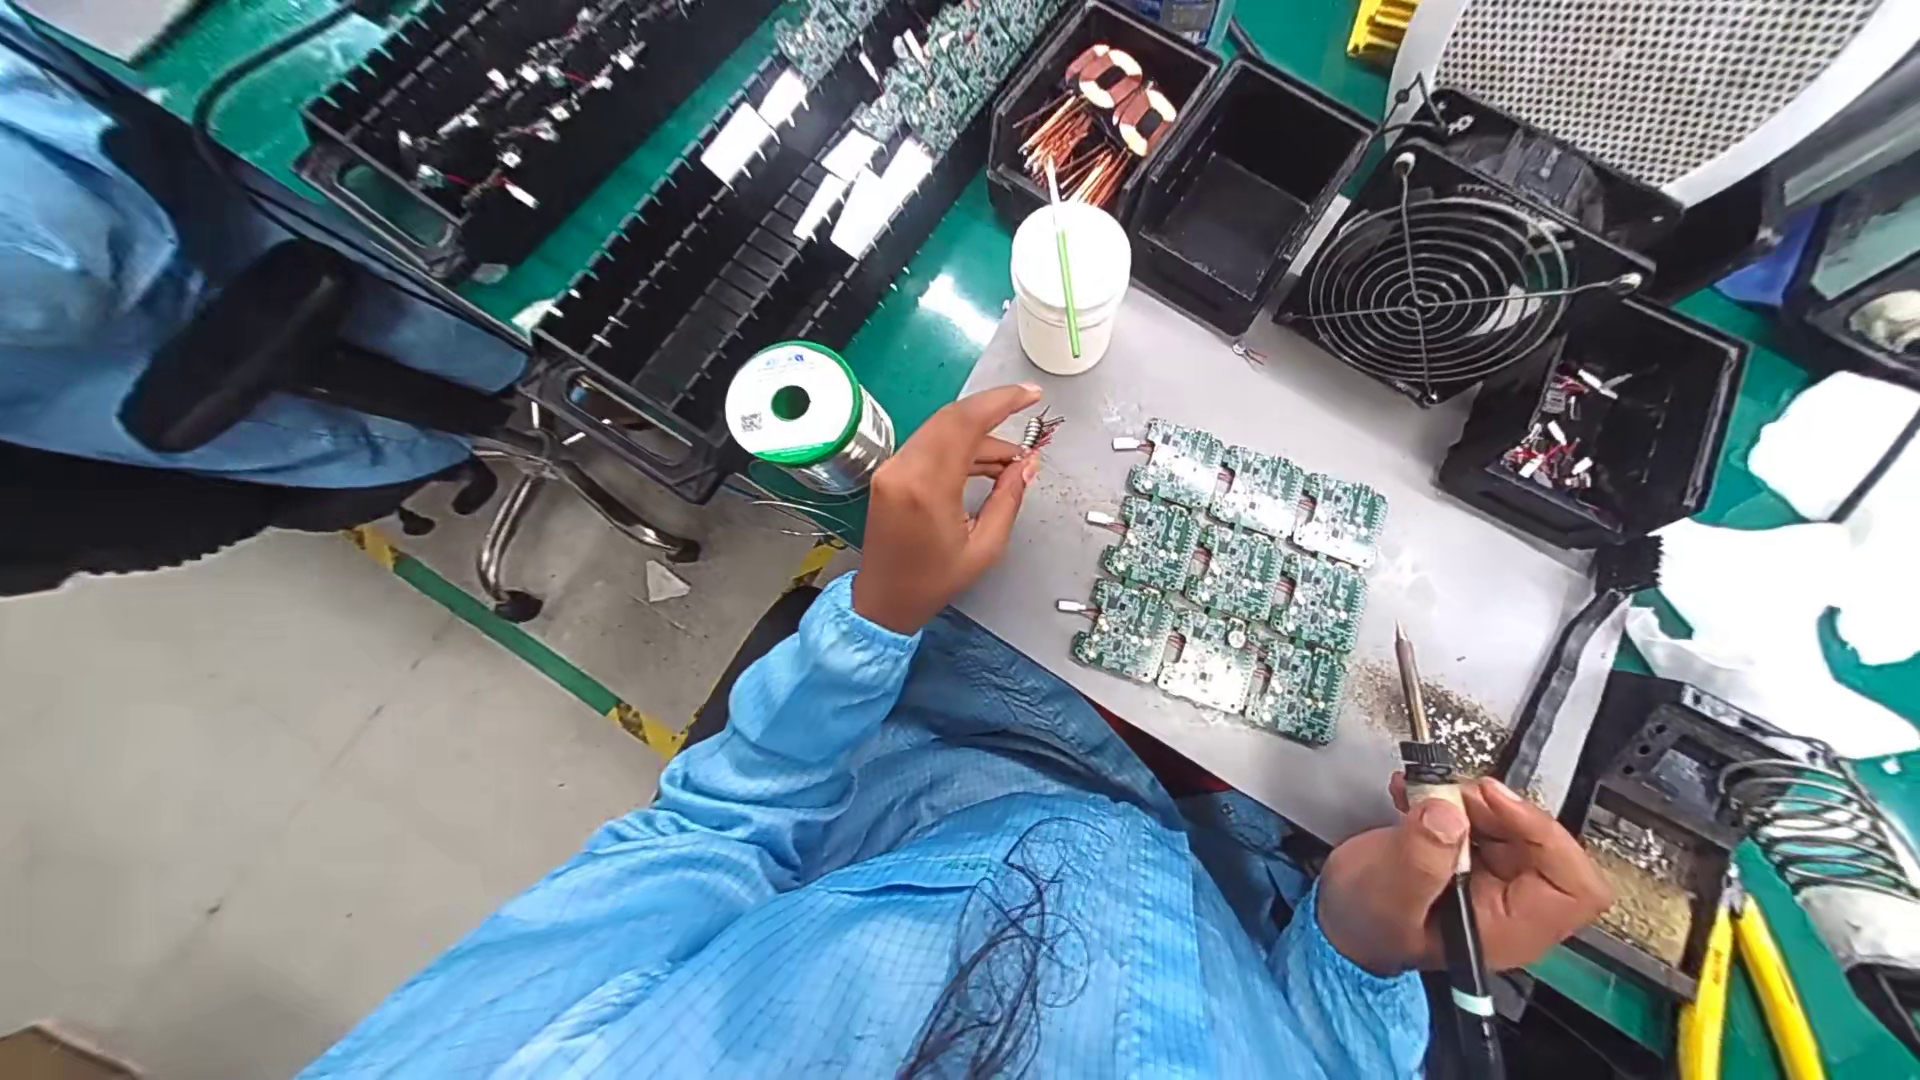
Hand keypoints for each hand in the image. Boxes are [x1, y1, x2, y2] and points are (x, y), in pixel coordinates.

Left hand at [852, 383, 1044, 633]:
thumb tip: (1028, 464)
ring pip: (940, 430)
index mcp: (927, 487)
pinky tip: (985, 465)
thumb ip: (1009, 499)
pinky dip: (958, 448)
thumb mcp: (984, 547)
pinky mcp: (889, 474)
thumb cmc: (933, 582)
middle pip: (952, 419)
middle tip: (1026, 421)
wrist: (882, 600)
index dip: (1000, 401)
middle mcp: (903, 469)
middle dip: (993, 414)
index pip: (964, 423)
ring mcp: (891, 469)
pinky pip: (929, 446)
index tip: (1029, 394)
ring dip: (978, 436)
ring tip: (1012, 460)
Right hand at [1316, 775, 1611, 975]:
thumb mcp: (1387, 895)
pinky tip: (1410, 791)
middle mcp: (1511, 902)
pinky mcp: (1462, 854)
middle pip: (1539, 847)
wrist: (1340, 917)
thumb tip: (1449, 816)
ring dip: (1464, 800)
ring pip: (1507, 826)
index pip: (1572, 885)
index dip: (1544, 836)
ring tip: (1418, 791)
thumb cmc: (1365, 922)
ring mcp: (1488, 877)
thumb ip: (1418, 859)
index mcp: (1511, 927)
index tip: (1494, 799)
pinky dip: (1443, 797)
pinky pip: (1474, 819)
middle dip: (1492, 810)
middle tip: (1444, 792)